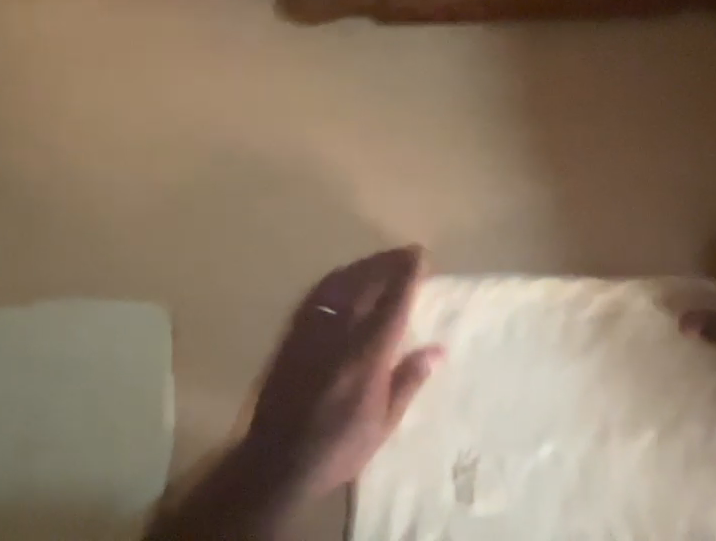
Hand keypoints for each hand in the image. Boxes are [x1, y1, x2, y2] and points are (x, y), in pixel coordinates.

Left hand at [147, 247, 443, 538]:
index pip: (394, 301)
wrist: (278, 461)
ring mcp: (313, 330)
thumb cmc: (339, 447)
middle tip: (407, 254)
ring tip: (381, 261)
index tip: (421, 256)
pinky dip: (336, 278)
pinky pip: (317, 294)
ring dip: (365, 265)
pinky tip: (344, 277)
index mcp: (369, 354)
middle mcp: (342, 333)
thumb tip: (438, 350)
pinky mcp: (292, 334)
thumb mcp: (384, 423)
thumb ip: (409, 380)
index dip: (409, 274)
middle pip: (368, 282)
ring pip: (342, 282)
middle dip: (390, 262)